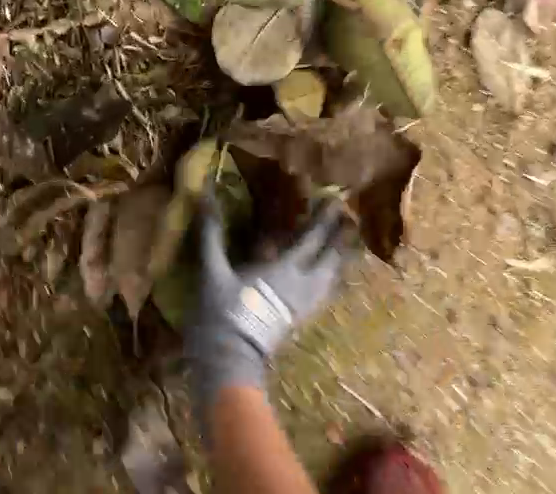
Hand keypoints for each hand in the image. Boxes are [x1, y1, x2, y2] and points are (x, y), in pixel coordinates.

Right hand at [185, 194, 347, 408]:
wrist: (229, 360)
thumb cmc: (221, 312)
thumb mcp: (213, 270)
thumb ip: (212, 232)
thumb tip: (205, 194)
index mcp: (284, 270)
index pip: (312, 239)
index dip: (325, 219)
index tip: (336, 200)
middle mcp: (303, 286)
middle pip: (331, 258)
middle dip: (341, 237)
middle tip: (350, 218)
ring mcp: (305, 304)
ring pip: (333, 277)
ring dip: (342, 257)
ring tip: (350, 242)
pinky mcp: (301, 317)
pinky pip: (326, 292)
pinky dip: (333, 277)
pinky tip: (332, 275)